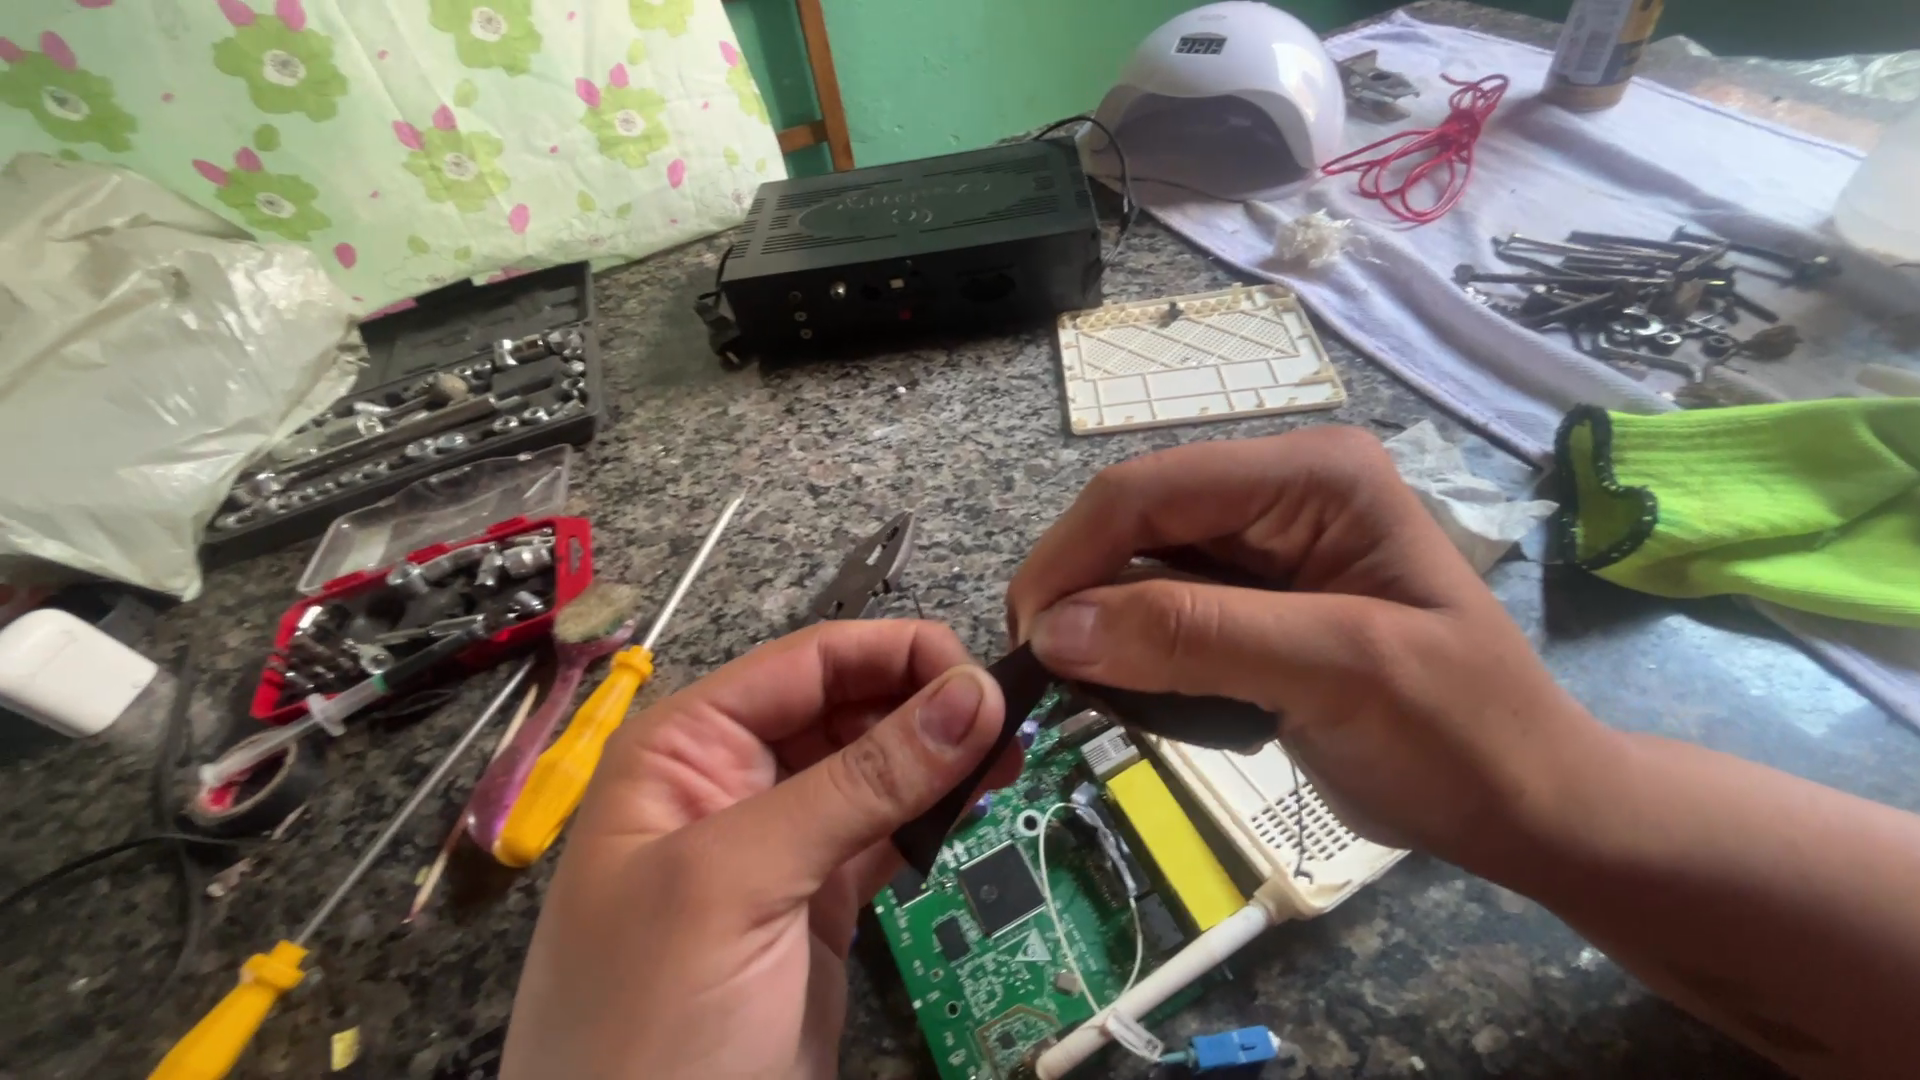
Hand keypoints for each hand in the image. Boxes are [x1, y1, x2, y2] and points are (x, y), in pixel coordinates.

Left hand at [502, 620, 1012, 1079]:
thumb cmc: (654, 1020)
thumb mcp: (742, 882)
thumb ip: (862, 782)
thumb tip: (974, 693)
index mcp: (687, 744)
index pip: (807, 662)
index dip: (897, 655)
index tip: (983, 676)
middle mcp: (732, 774)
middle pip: (846, 704)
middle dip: (925, 703)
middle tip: (1009, 723)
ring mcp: (780, 836)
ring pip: (874, 762)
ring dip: (938, 754)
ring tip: (1008, 755)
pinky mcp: (819, 891)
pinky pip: (885, 824)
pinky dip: (931, 810)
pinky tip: (975, 798)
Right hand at [1006, 426, 1615, 871]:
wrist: (1527, 806)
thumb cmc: (1462, 735)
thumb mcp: (1338, 673)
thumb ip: (1196, 636)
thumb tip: (1054, 631)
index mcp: (1311, 474)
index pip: (1150, 489)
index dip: (1074, 555)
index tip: (1030, 640)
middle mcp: (1277, 490)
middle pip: (1133, 520)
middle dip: (1078, 589)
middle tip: (1045, 670)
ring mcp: (1261, 543)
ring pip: (1134, 563)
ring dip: (1097, 621)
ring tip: (1079, 684)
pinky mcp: (1247, 596)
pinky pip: (1156, 604)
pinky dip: (1126, 645)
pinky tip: (1122, 685)